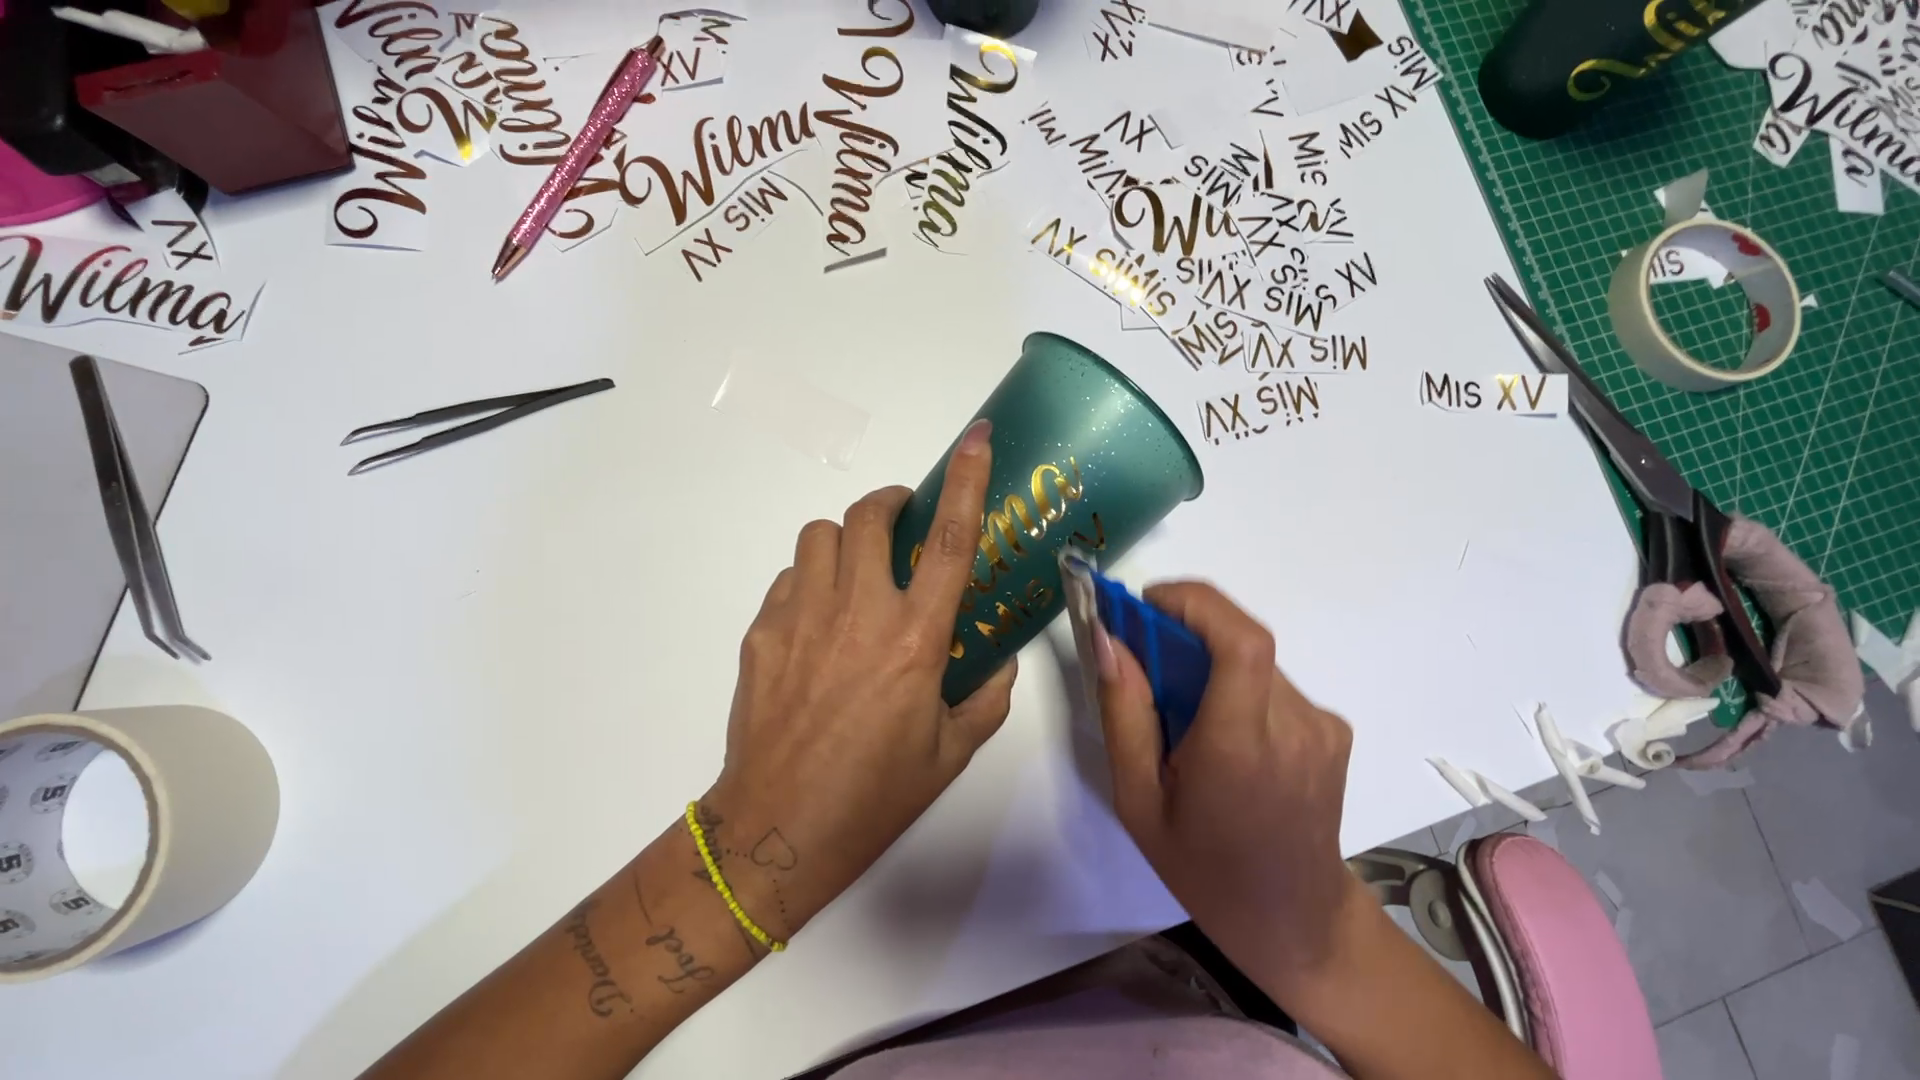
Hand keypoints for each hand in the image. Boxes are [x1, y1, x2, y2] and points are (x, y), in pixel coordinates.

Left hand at [700, 419, 1018, 944]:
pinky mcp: (761, 633)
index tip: (975, 439)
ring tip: (856, 576)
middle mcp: (858, 613)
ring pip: (818, 536)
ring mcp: (801, 618)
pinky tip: (816, 625)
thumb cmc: (876, 794)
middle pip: (867, 515)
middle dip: (889, 504)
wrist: (780, 827)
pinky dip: (808, 584)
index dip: (966, 481)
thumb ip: (988, 697)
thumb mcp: (951, 752)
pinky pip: (788, 580)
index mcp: (915, 640)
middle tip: (901, 525)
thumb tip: (999, 659)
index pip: (949, 541)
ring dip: (844, 542)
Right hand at [1091, 582, 1359, 996]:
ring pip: (1254, 663)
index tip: (1147, 601)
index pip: (1240, 640)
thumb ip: (1125, 713)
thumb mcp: (1138, 800)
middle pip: (1241, 644)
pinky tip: (1219, 738)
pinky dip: (1236, 690)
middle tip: (1142, 658)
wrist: (1293, 919)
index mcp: (1242, 746)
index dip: (1194, 602)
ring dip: (1210, 666)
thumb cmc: (1204, 868)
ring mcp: (1323, 727)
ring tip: (1179, 717)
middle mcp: (1295, 725)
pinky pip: (1273, 686)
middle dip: (1185, 634)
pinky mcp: (1332, 731)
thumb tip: (1109, 640)